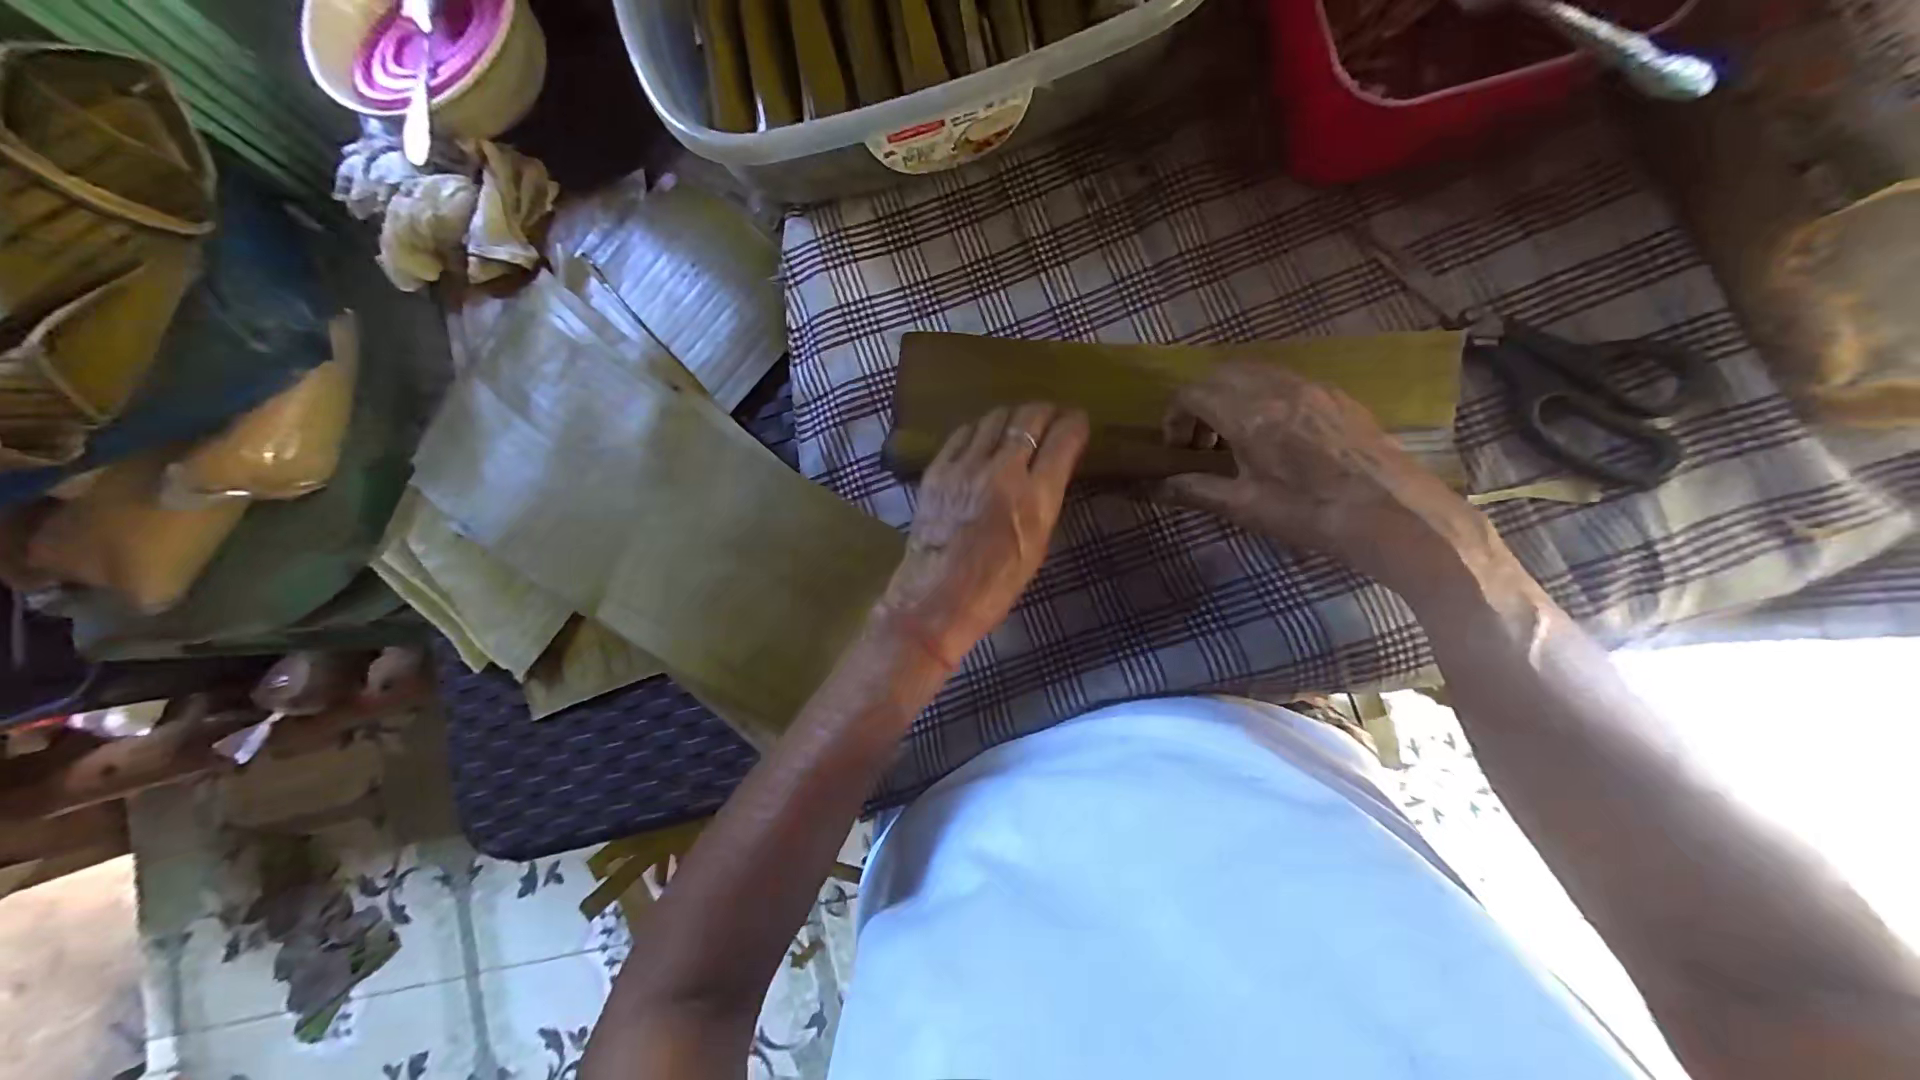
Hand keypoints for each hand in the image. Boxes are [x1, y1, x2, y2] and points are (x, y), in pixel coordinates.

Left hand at [881, 403, 1089, 667]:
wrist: (936, 599)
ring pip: (995, 418)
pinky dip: (980, 429)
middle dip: (1047, 412)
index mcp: (1035, 498)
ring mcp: (965, 467)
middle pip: (1030, 418)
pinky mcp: (938, 470)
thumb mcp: (1037, 545)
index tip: (1079, 421)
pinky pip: (964, 434)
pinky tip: (984, 436)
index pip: (1063, 439)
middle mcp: (1002, 472)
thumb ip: (1046, 500)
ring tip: (1019, 422)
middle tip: (1052, 416)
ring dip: (1013, 415)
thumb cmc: (995, 586)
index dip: (1076, 423)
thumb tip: (1052, 468)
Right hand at [1155, 362, 1490, 593]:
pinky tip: (1275, 435)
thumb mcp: (1247, 507)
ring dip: (1231, 396)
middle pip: (1220, 373)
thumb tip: (1156, 487)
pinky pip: (1285, 380)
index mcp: (1250, 415)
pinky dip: (1262, 395)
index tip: (1177, 448)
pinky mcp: (1336, 396)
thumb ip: (1196, 490)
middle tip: (1201, 442)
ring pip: (1254, 371)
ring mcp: (1312, 387)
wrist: (1397, 516)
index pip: (1192, 393)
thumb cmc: (1313, 514)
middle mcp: (1278, 389)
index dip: (1174, 416)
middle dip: (1199, 401)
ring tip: (1236, 438)